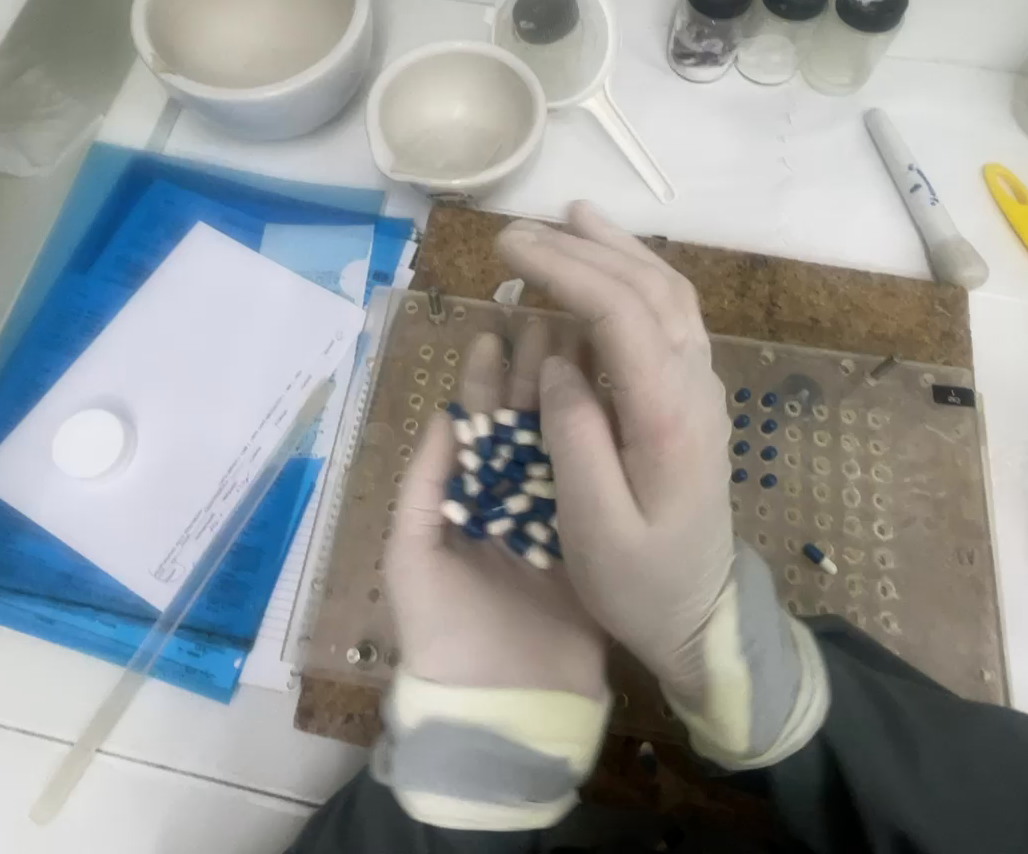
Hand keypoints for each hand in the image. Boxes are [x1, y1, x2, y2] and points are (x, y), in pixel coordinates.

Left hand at [386, 325, 606, 697]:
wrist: (500, 706)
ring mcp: (552, 517)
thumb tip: (444, 417)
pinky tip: (614, 403)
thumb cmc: (443, 631)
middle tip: (548, 320)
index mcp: (465, 497)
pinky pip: (593, 484)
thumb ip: (424, 486)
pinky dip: (601, 443)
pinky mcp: (590, 541)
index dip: (483, 382)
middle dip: (530, 374)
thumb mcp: (413, 557)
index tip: (495, 333)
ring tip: (583, 345)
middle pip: (521, 424)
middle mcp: (508, 499)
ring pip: (560, 443)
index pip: (475, 427)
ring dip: (568, 396)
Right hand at [496, 202, 827, 767]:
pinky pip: (671, 314)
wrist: (701, 613)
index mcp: (669, 416)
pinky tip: (608, 264)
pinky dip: (637, 275)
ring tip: (570, 217)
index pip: (620, 313)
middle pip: (647, 288)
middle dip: (581, 248)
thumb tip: (559, 364)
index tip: (509, 247)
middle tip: (518, 230)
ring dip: (618, 249)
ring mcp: (700, 385)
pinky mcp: (692, 392)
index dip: (566, 269)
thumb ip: (576, 440)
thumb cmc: (640, 581)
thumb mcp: (595, 530)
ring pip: (668, 292)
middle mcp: (694, 385)